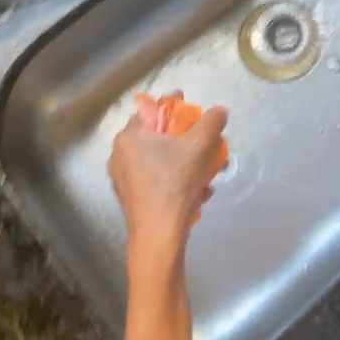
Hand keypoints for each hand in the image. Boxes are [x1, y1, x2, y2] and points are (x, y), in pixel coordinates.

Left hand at [109, 102, 228, 257]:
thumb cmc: (174, 185)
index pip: (152, 108)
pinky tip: (194, 187)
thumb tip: (220, 110)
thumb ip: (211, 123)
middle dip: (182, 135)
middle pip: (156, 133)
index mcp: (129, 136)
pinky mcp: (130, 195)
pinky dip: (173, 174)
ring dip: (181, 156)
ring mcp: (122, 176)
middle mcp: (120, 153)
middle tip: (202, 139)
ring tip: (204, 166)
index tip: (190, 106)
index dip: (174, 103)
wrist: (158, 235)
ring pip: (157, 156)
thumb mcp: (198, 149)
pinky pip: (154, 175)